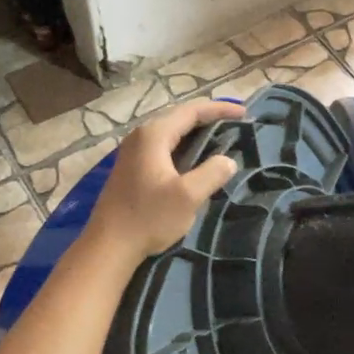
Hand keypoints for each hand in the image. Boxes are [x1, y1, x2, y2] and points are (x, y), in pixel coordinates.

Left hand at [82, 100, 244, 265]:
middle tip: (235, 125)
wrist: (109, 245)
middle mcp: (140, 136)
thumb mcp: (187, 197)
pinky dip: (183, 148)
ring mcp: (132, 152)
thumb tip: (228, 160)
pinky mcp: (131, 168)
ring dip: (196, 134)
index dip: (220, 109)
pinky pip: (163, 148)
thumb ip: (212, 174)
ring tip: (221, 140)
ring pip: (171, 134)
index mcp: (154, 135)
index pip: (192, 110)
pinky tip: (195, 161)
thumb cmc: (148, 218)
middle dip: (209, 119)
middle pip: (180, 118)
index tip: (244, 113)